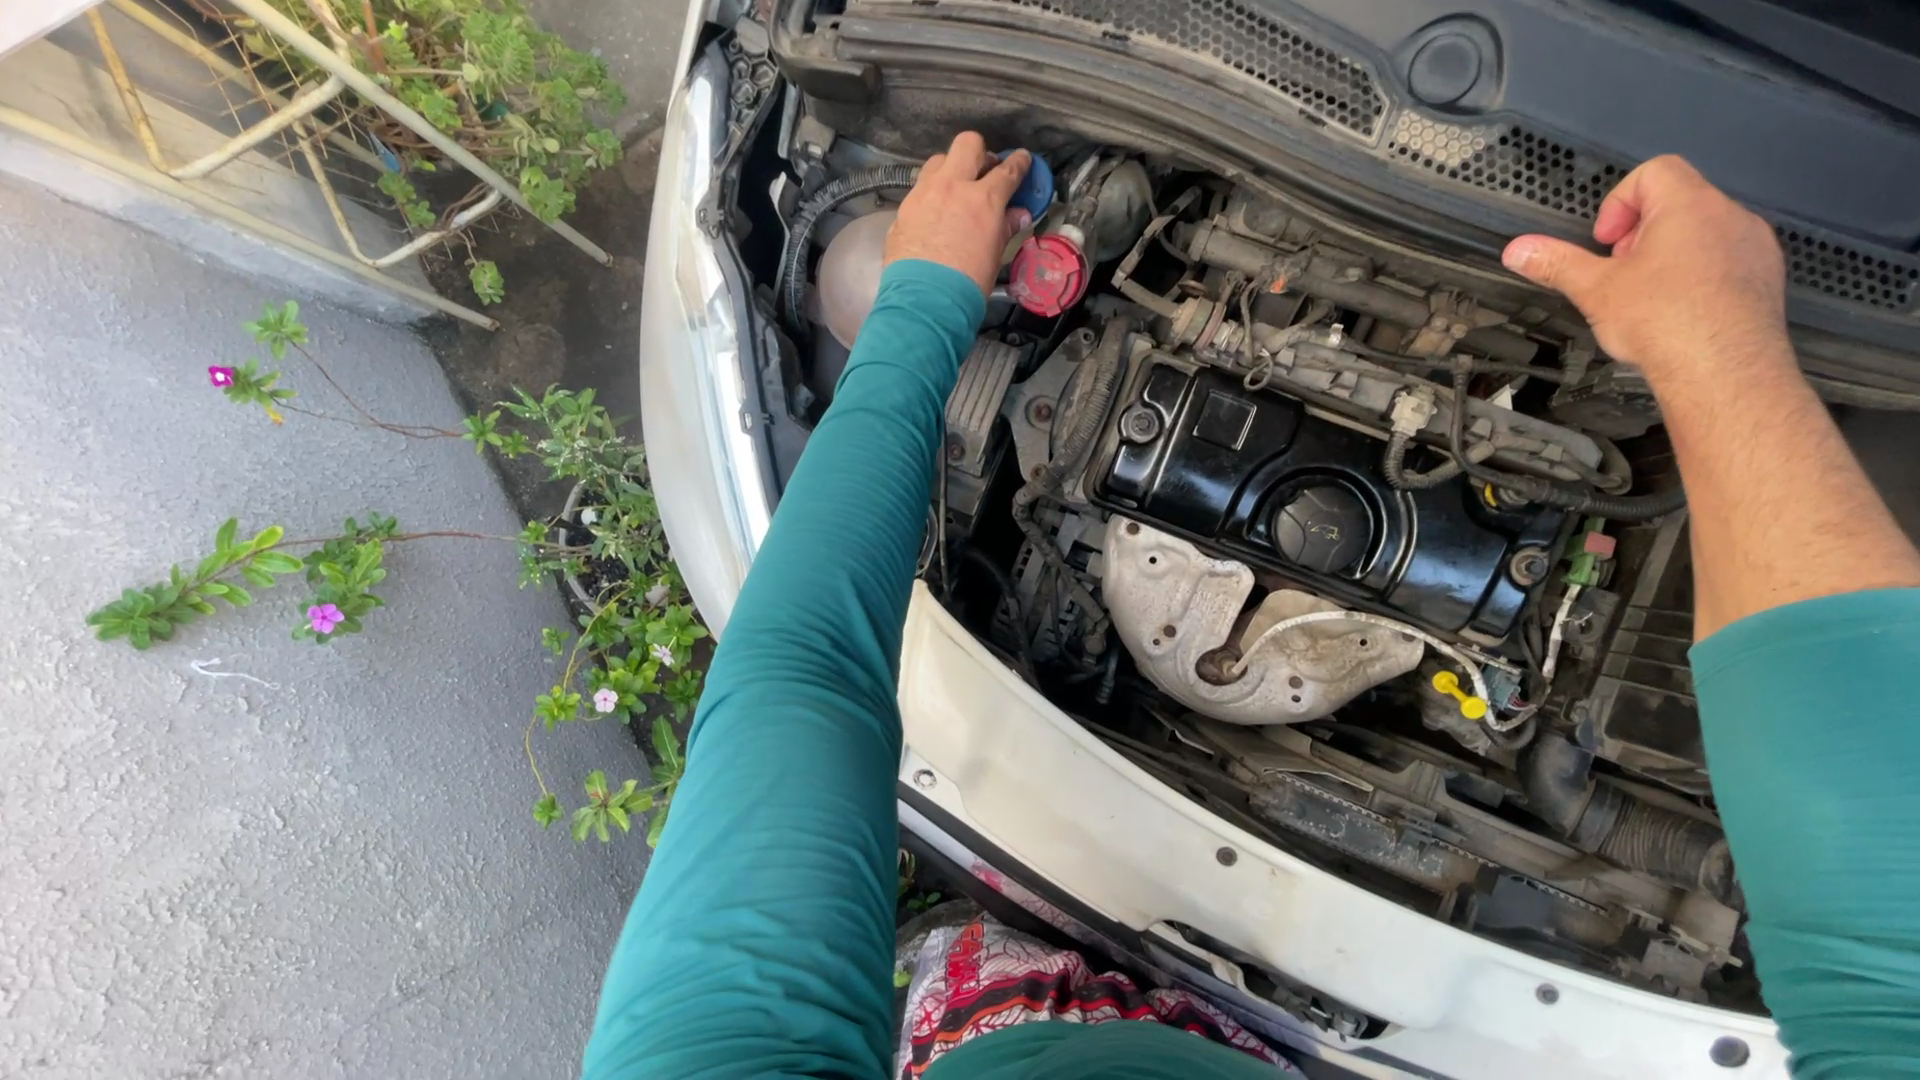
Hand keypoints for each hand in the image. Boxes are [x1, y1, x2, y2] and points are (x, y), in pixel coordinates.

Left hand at [884, 132, 1032, 296]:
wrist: (925, 303)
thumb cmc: (966, 285)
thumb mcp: (994, 256)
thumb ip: (1004, 228)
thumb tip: (1017, 215)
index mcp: (983, 199)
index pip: (1007, 171)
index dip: (1018, 163)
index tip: (1022, 161)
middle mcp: (952, 187)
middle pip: (968, 145)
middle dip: (980, 153)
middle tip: (985, 171)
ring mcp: (924, 194)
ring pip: (939, 161)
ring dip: (951, 169)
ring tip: (955, 188)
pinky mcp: (904, 208)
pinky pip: (920, 188)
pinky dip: (931, 193)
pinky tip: (934, 212)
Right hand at [1501, 155, 1791, 383]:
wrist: (1722, 366)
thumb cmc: (1663, 320)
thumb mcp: (1593, 289)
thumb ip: (1555, 263)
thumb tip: (1518, 249)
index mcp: (1688, 207)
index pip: (1654, 171)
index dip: (1618, 201)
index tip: (1604, 240)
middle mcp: (1729, 216)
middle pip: (1677, 201)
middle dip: (1638, 233)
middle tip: (1618, 271)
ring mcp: (1753, 244)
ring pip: (1701, 230)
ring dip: (1666, 252)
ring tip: (1645, 294)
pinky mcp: (1764, 273)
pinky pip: (1724, 257)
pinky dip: (1695, 273)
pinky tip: (1676, 309)